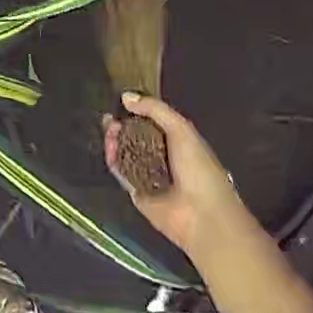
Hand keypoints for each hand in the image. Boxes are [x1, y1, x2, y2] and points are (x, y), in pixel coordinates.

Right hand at [103, 92, 252, 256]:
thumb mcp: (181, 129)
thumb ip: (155, 109)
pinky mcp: (136, 192)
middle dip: (123, 126)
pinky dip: (114, 159)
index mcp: (178, 141)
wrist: (202, 215)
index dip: (138, 112)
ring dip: (116, 140)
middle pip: (135, 137)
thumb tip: (126, 96)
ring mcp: (148, 175)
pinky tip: (110, 146)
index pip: (153, 122)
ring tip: (110, 129)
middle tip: (110, 118)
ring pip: (125, 153)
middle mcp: (162, 157)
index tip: (123, 103)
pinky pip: (121, 172)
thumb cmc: (198, 168)